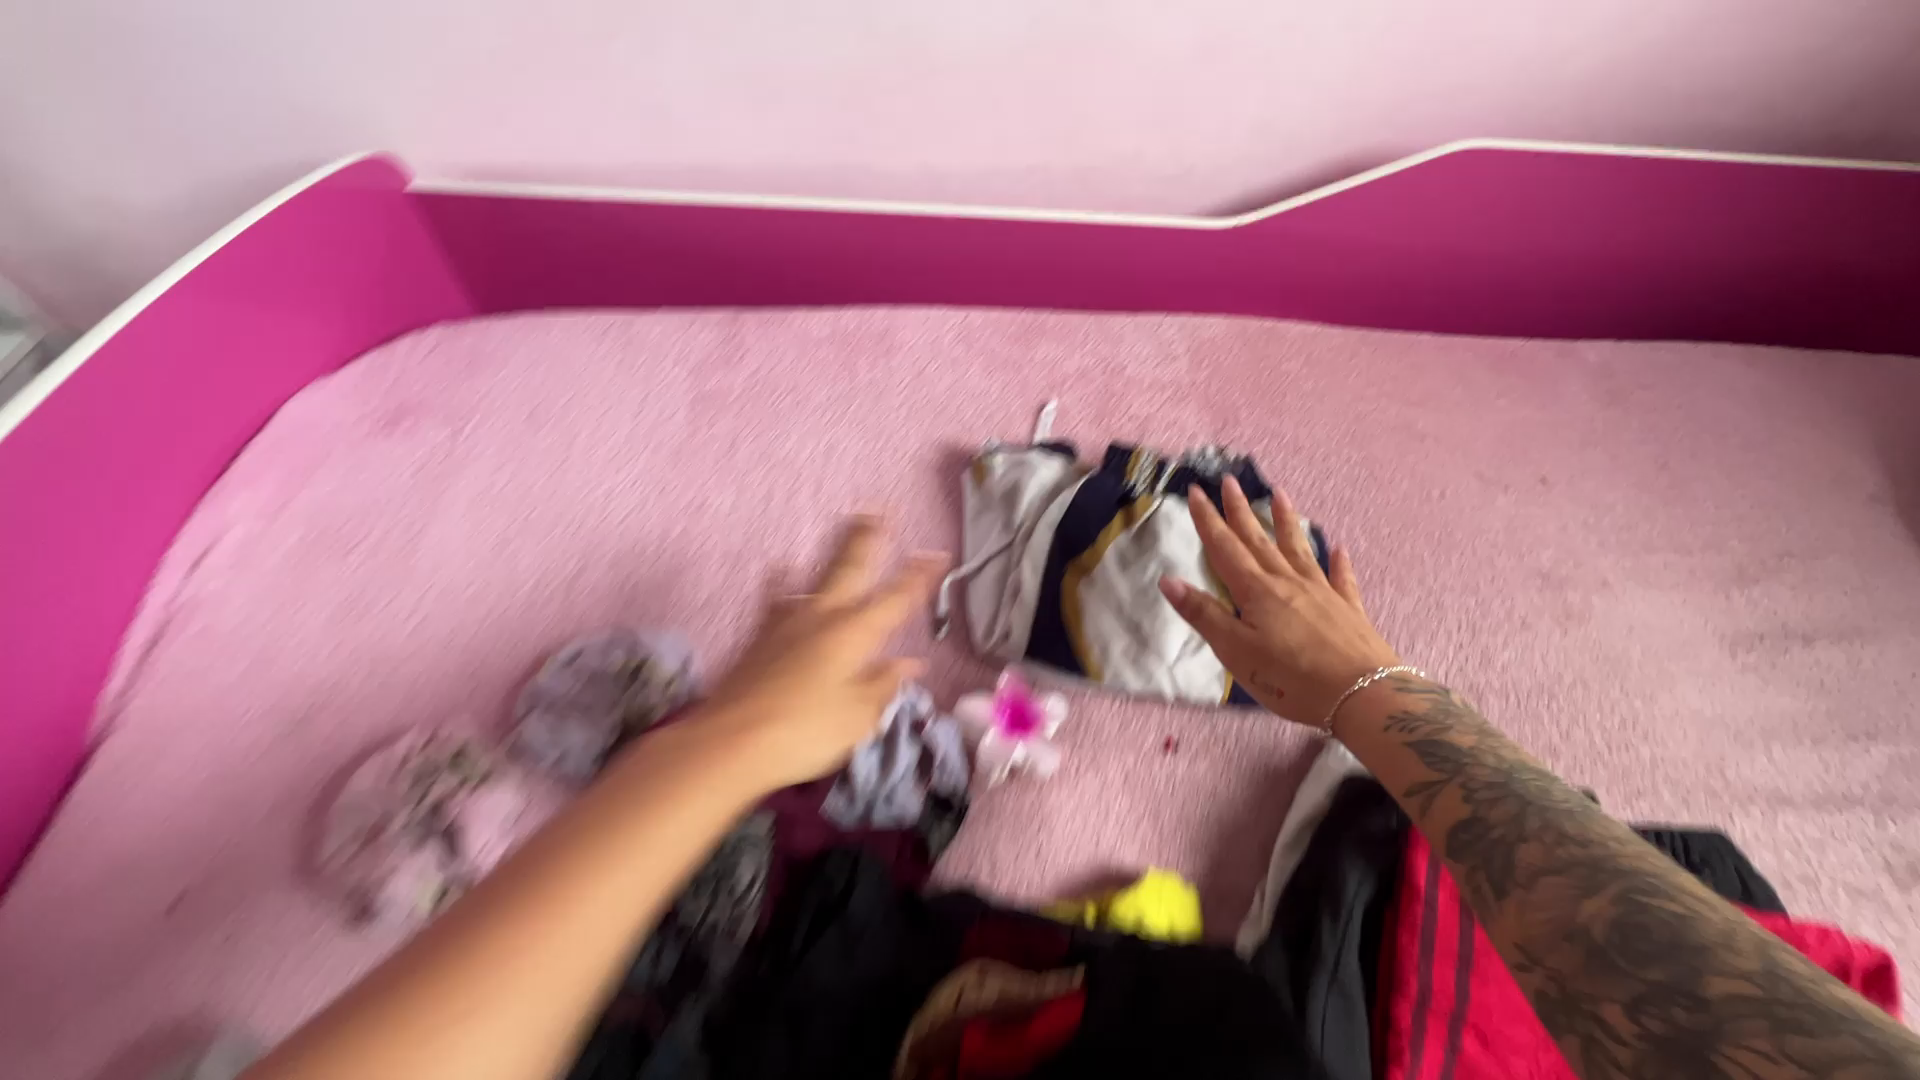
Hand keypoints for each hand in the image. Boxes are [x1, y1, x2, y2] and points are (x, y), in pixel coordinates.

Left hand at [689, 515, 946, 791]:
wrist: (729, 741)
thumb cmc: (805, 731)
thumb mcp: (859, 716)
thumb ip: (885, 683)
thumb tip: (910, 663)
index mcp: (855, 634)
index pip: (897, 598)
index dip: (919, 576)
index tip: (937, 553)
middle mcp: (823, 617)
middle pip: (850, 568)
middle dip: (869, 539)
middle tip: (879, 510)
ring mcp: (787, 622)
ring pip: (815, 576)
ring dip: (833, 550)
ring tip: (841, 527)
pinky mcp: (760, 636)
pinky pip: (777, 598)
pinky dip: (782, 582)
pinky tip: (779, 570)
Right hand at [1158, 475, 1401, 728]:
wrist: (1363, 696)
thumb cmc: (1290, 678)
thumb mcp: (1236, 651)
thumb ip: (1204, 614)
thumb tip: (1168, 580)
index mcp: (1256, 592)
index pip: (1225, 548)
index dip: (1208, 520)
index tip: (1197, 492)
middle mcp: (1287, 582)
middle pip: (1258, 540)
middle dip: (1240, 510)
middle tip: (1230, 481)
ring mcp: (1321, 593)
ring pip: (1298, 549)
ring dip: (1286, 521)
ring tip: (1280, 495)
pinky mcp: (1348, 610)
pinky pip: (1341, 578)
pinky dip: (1339, 561)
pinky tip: (1340, 548)